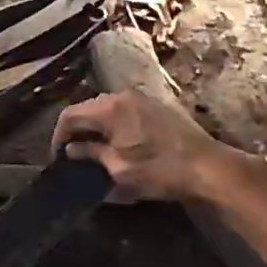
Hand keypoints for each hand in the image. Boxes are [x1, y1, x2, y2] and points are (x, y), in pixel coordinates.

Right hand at [51, 89, 248, 201]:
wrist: (208, 166)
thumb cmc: (160, 170)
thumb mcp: (120, 170)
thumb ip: (91, 155)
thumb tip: (72, 150)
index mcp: (110, 108)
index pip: (70, 115)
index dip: (58, 136)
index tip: (57, 158)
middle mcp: (122, 96)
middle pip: (87, 109)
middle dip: (76, 132)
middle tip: (73, 157)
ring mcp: (141, 98)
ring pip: (106, 110)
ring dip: (95, 129)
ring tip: (93, 153)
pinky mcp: (155, 106)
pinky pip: (123, 111)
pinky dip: (113, 126)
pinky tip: (117, 145)